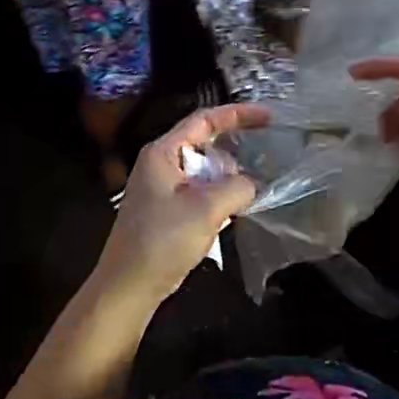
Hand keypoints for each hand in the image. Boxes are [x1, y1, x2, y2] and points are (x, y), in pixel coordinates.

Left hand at [94, 104, 271, 301]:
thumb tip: (250, 184)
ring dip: (228, 177)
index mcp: (163, 153)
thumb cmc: (162, 241)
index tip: (269, 116)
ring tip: (257, 183)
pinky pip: (198, 193)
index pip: (203, 120)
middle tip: (267, 152)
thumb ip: (236, 188)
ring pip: (203, 171)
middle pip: (203, 144)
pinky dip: (218, 196)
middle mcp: (160, 165)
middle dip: (235, 148)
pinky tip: (236, 208)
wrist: (130, 284)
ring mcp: (161, 188)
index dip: (237, 115)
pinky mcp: (166, 211)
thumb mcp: (206, 209)